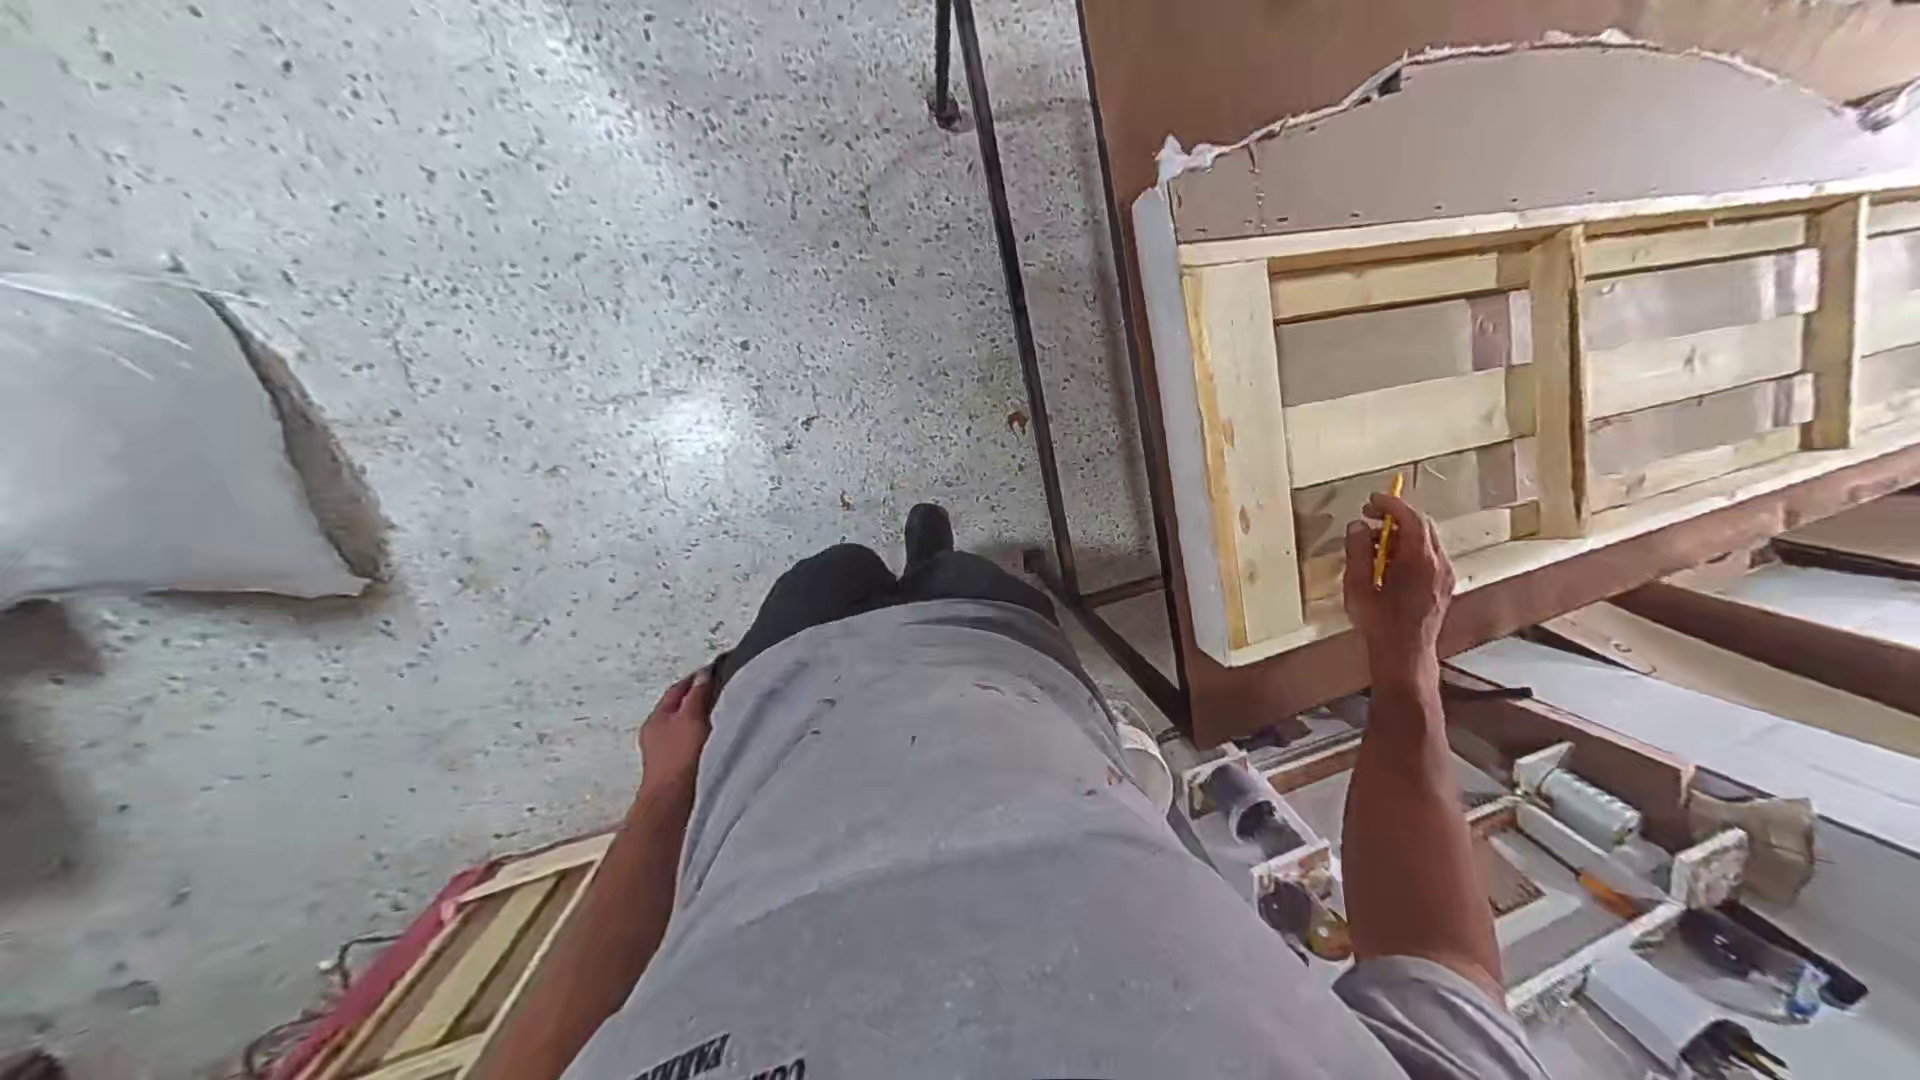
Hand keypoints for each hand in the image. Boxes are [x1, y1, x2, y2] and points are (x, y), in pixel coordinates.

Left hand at [637, 667, 712, 792]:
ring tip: (722, 712)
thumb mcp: (691, 718)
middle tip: (721, 688)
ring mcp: (664, 751)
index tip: (714, 671)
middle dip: (698, 697)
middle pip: (679, 707)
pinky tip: (716, 737)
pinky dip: (702, 734)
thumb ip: (697, 694)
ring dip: (701, 717)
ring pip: (685, 725)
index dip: (695, 678)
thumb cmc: (679, 757)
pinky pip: (690, 741)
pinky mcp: (675, 766)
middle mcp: (657, 732)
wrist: (671, 802)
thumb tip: (703, 674)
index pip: (677, 689)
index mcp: (657, 717)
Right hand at [1342, 493, 1454, 679]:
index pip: (1410, 519)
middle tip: (1368, 518)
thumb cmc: (1379, 622)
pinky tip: (1386, 562)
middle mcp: (1439, 564)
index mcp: (1419, 561)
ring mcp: (1444, 575)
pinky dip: (1407, 549)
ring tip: (1371, 545)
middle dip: (1394, 517)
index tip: (1372, 500)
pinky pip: (1427, 555)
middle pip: (1421, 526)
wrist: (1404, 653)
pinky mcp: (1442, 585)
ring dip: (1399, 535)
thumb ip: (1357, 552)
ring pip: (1425, 540)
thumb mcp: (1357, 585)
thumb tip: (1356, 527)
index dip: (1391, 504)